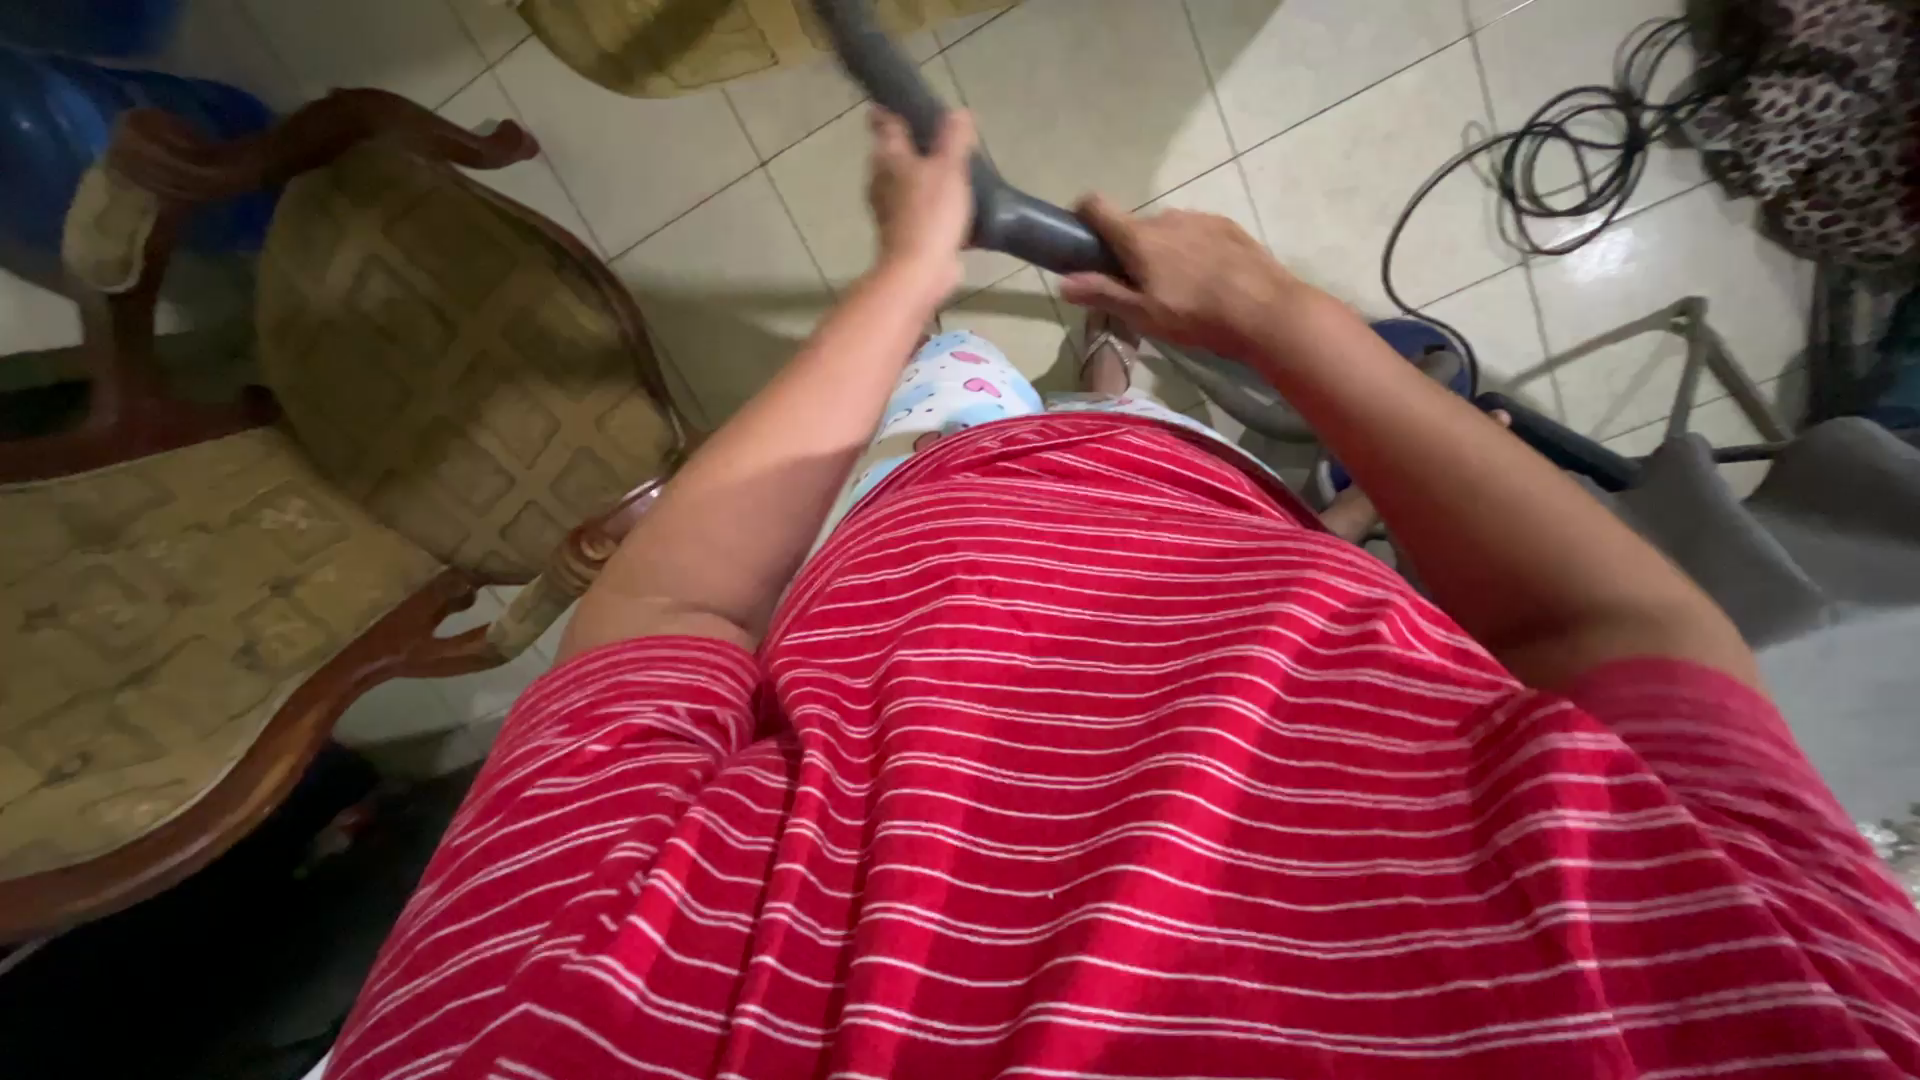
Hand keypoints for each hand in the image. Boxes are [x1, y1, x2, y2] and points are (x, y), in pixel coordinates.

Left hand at [868, 108, 975, 290]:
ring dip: (922, 179)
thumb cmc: (930, 213)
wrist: (920, 270)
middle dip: (911, 148)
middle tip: (936, 140)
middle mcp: (881, 181)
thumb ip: (954, 138)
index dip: (893, 111)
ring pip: (906, 186)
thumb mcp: (949, 168)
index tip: (905, 104)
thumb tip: (958, 112)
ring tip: (949, 173)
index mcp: (888, 158)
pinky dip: (931, 208)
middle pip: (894, 156)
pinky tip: (951, 209)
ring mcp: (890, 212)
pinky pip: (918, 213)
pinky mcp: (904, 236)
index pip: (885, 123)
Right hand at [1058, 195, 1314, 358]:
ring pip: (1167, 230)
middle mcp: (1166, 217)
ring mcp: (1199, 218)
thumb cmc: (1194, 316)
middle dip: (1128, 249)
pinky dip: (1190, 250)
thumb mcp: (1141, 314)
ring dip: (1161, 250)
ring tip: (1175, 287)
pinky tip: (1204, 279)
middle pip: (1134, 226)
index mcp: (1139, 237)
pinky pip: (1195, 233)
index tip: (1080, 236)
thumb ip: (1101, 293)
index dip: (1082, 215)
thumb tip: (1061, 282)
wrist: (1264, 311)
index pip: (1097, 206)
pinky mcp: (1227, 226)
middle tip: (1135, 286)